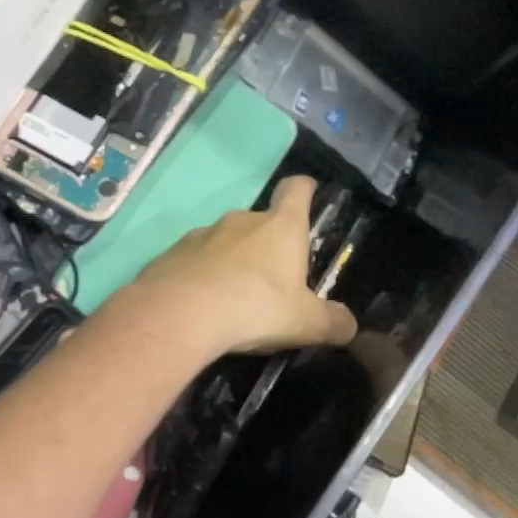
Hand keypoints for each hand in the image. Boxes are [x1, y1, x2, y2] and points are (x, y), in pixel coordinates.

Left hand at [116, 175, 357, 352]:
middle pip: (257, 222)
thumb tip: (349, 328)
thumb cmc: (254, 308)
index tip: (307, 196)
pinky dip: (195, 279)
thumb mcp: (304, 323)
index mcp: (280, 226)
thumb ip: (332, 323)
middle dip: (263, 246)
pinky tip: (195, 308)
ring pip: (220, 243)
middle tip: (267, 282)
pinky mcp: (167, 256)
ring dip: (226, 263)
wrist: (178, 315)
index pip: (297, 189)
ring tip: (227, 300)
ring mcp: (199, 236)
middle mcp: (239, 220)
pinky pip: (188, 264)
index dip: (304, 190)